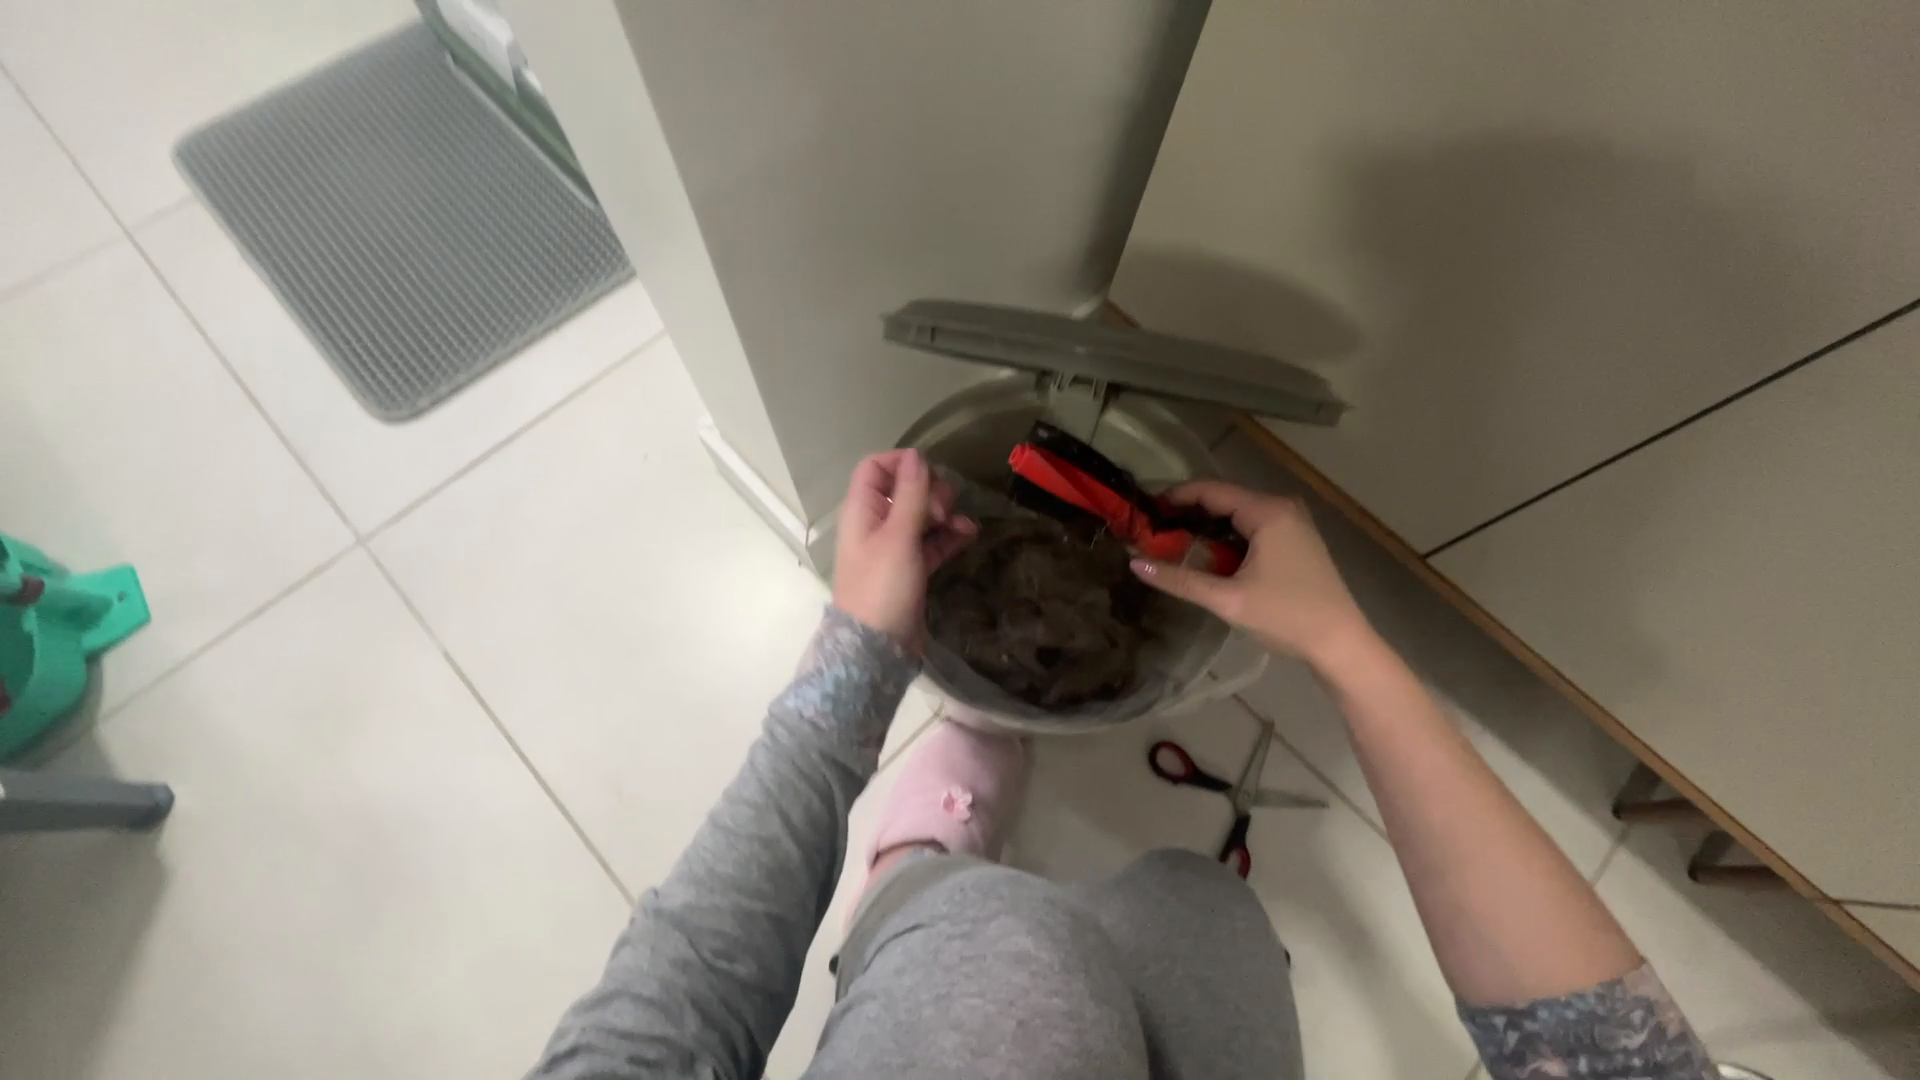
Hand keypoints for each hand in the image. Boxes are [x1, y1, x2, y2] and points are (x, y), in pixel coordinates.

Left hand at [832, 449, 975, 648]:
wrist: (877, 647)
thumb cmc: (882, 588)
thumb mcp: (898, 537)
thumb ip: (909, 494)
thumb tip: (916, 455)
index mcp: (862, 510)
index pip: (876, 467)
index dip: (903, 463)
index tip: (930, 474)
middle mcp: (876, 523)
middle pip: (905, 488)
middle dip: (931, 492)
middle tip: (941, 514)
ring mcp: (895, 546)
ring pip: (923, 514)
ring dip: (946, 514)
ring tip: (961, 527)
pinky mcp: (912, 567)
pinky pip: (933, 540)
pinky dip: (949, 535)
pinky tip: (968, 536)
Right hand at [1129, 480, 1370, 666]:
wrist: (1341, 644)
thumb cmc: (1286, 617)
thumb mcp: (1227, 599)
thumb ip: (1180, 579)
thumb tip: (1135, 564)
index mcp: (1268, 513)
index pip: (1210, 491)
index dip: (1174, 497)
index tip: (1144, 511)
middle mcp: (1282, 509)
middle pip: (1223, 500)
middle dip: (1187, 514)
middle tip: (1153, 532)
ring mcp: (1292, 525)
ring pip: (1237, 517)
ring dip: (1206, 529)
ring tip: (1172, 545)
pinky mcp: (1295, 542)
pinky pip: (1251, 529)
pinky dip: (1226, 539)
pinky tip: (1207, 558)